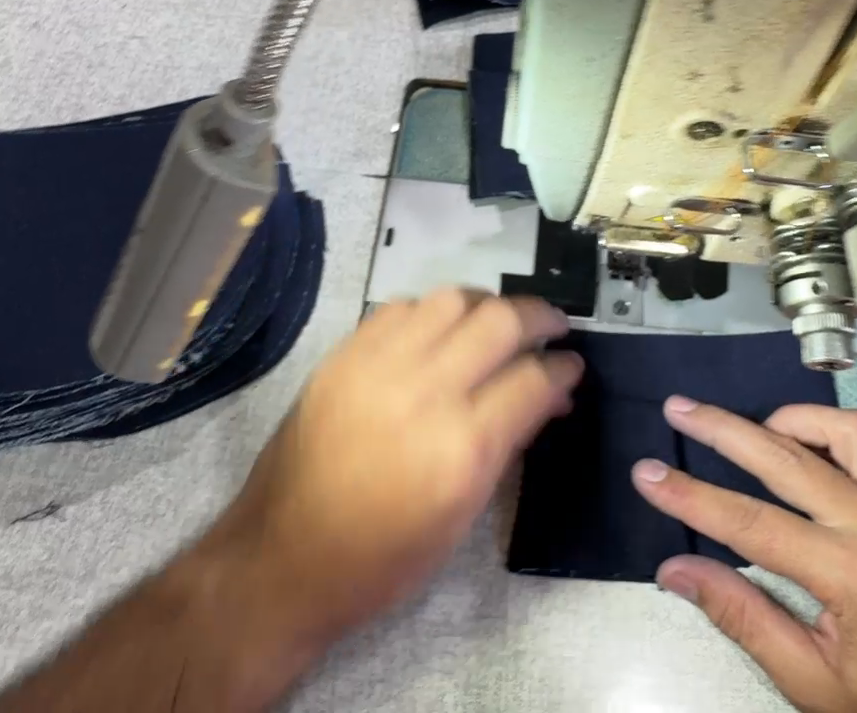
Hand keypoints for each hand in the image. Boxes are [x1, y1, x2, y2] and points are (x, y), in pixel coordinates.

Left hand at [0, 288, 578, 712]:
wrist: (283, 557)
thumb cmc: (385, 556)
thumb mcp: (464, 513)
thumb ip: (509, 441)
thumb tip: (547, 396)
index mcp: (463, 446)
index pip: (534, 378)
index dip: (564, 367)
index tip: (573, 365)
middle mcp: (425, 391)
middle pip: (501, 320)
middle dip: (540, 316)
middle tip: (553, 326)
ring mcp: (379, 365)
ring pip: (452, 298)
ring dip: (487, 305)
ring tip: (498, 323)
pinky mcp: (344, 355)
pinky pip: (402, 307)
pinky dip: (433, 312)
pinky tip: (439, 332)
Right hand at [631, 399, 856, 712]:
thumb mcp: (813, 683)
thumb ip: (741, 616)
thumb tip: (676, 571)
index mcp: (855, 577)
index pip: (751, 523)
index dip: (691, 496)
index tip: (649, 473)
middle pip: (788, 457)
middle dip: (724, 429)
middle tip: (682, 409)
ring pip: (849, 429)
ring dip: (795, 420)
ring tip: (755, 426)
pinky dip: (853, 433)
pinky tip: (827, 444)